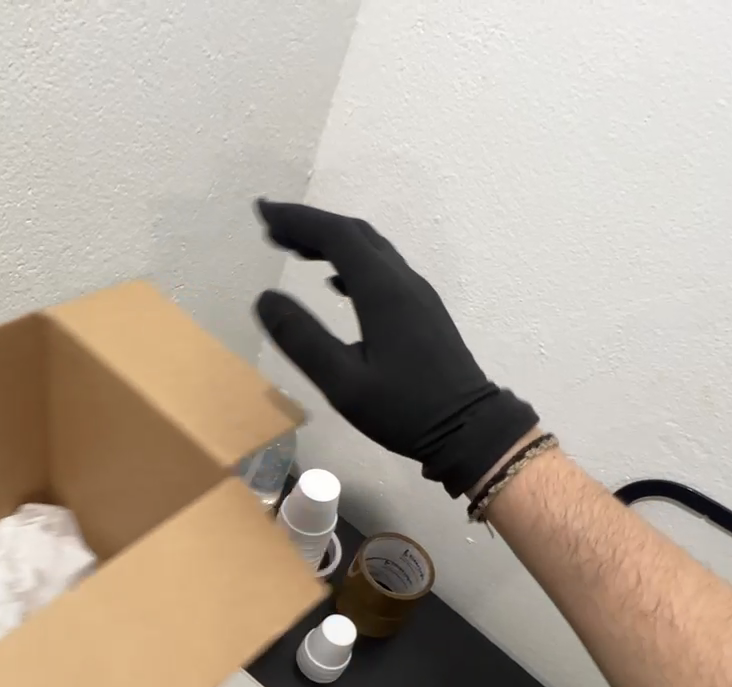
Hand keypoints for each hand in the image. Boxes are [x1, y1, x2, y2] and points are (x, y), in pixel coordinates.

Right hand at [253, 199, 537, 497]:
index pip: (335, 235)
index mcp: (382, 290)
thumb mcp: (343, 383)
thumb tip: (265, 298)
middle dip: (311, 225)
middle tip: (272, 228)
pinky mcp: (421, 311)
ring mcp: (416, 294)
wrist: (468, 429)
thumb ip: (302, 339)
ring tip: (295, 249)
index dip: (296, 219)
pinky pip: (381, 271)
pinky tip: (334, 283)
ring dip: (331, 243)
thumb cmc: (403, 410)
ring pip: (370, 250)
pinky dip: (350, 265)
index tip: (262, 212)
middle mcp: (401, 281)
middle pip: (354, 234)